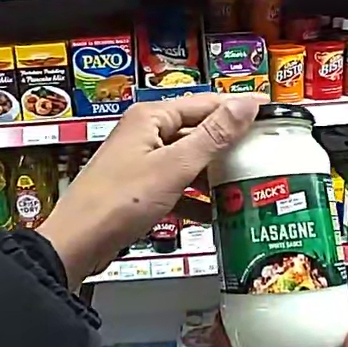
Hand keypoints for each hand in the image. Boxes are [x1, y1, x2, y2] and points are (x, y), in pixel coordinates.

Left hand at [39, 94, 259, 283]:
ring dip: (213, 175)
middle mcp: (145, 133)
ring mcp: (141, 161)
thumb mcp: (175, 166)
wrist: (78, 244)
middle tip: (262, 156)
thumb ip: (214, 135)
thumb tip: (245, 103)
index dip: (237, 110)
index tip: (269, 116)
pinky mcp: (139, 188)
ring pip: (188, 161)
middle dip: (228, 146)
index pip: (205, 103)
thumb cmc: (118, 201)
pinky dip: (194, 198)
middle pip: (197, 132)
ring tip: (244, 186)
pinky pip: (176, 185)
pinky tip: (213, 214)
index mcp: (151, 117)